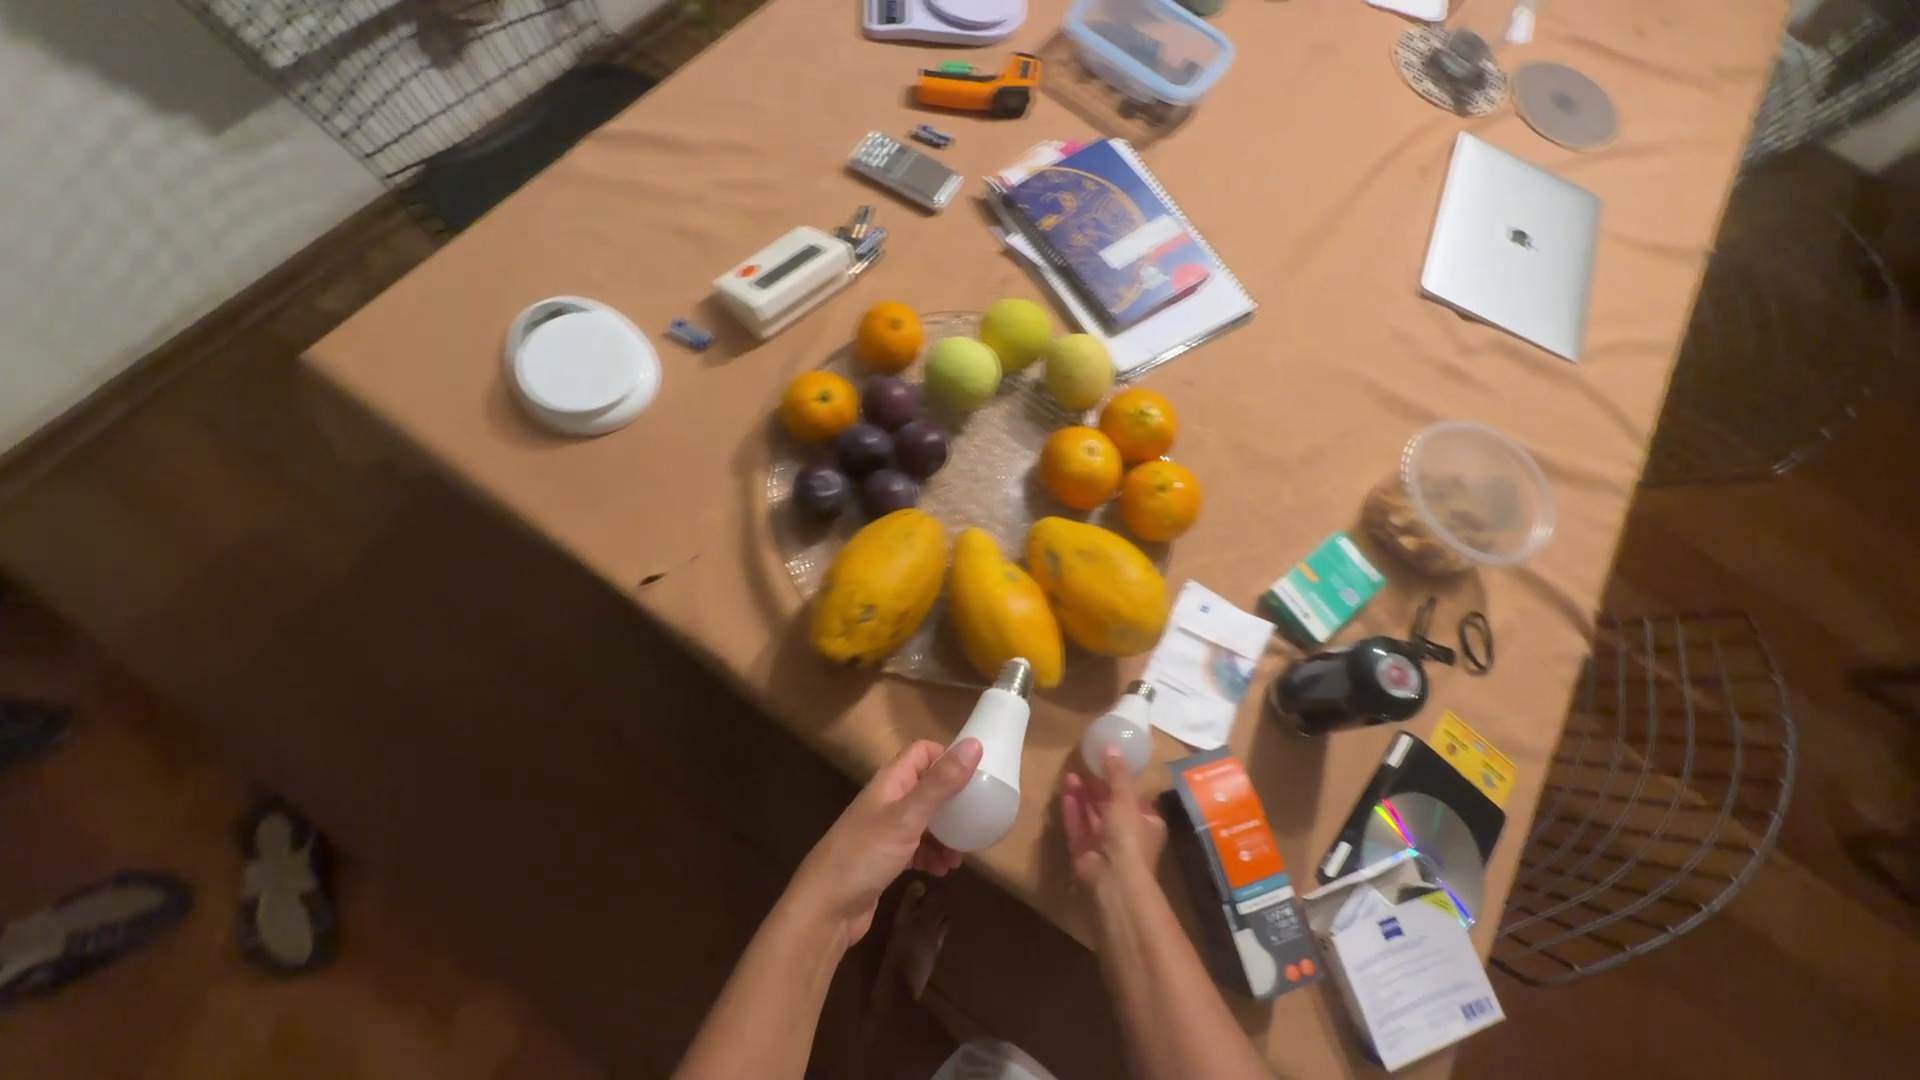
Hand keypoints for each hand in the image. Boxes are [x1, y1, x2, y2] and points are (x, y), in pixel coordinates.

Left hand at [788, 737, 982, 948]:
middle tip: (976, 817)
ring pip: (924, 820)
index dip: (947, 757)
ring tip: (959, 856)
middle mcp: (887, 800)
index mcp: (890, 781)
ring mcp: (884, 830)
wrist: (825, 908)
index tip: (976, 774)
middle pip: (927, 787)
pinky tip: (941, 871)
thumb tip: (974, 744)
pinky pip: (916, 848)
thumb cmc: (866, 854)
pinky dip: (931, 855)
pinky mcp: (885, 858)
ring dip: (945, 834)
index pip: (922, 752)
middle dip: (953, 802)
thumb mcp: (908, 817)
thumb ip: (941, 783)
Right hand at [1061, 748, 1166, 888]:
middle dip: (1095, 787)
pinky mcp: (1085, 853)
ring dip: (1082, 797)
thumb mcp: (1125, 799)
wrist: (1113, 879)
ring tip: (1069, 775)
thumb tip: (1112, 745)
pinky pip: (1078, 828)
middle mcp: (1127, 835)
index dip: (1120, 782)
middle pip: (1109, 807)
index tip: (1106, 764)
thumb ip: (1117, 774)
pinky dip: (1073, 813)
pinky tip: (1065, 796)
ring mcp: (1104, 846)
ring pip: (1091, 816)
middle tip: (1083, 766)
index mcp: (1146, 824)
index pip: (1133, 799)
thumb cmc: (1128, 836)